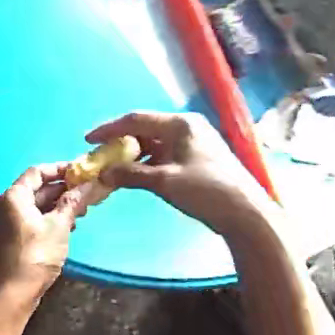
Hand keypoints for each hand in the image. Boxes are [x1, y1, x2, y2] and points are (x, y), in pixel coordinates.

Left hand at [0, 163, 92, 309]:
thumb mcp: (58, 226)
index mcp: (14, 196)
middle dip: (63, 189)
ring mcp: (8, 222)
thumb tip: (89, 184)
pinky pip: (34, 219)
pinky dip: (51, 218)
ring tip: (84, 210)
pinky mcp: (13, 237)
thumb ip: (72, 203)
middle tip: (89, 192)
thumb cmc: (35, 255)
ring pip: (37, 205)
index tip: (83, 171)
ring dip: (59, 205)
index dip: (61, 169)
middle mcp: (7, 204)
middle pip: (37, 188)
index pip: (38, 171)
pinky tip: (70, 226)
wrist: (10, 293)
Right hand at [84, 111, 275, 239]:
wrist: (246, 214)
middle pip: (144, 130)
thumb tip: (102, 173)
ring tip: (112, 169)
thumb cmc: (205, 190)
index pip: (136, 120)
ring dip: (131, 156)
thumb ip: (129, 174)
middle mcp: (187, 128)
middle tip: (99, 157)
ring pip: (152, 144)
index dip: (109, 129)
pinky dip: (145, 164)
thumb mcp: (163, 181)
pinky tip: (133, 177)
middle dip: (119, 143)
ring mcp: (193, 143)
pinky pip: (162, 155)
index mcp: (180, 125)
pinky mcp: (196, 159)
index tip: (88, 140)